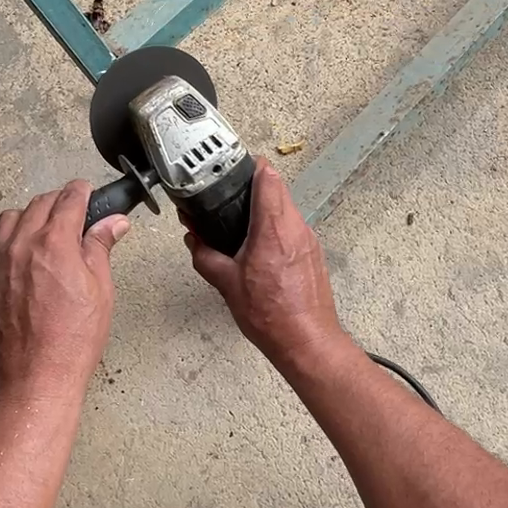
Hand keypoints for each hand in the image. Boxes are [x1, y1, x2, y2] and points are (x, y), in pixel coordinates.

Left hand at [0, 181, 129, 402]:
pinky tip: (14, 253)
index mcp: (54, 243)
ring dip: (29, 217)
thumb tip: (113, 224)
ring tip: (46, 232)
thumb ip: (101, 248)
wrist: (34, 379)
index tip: (88, 193)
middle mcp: (21, 245)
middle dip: (60, 202)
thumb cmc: (71, 341)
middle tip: (76, 216)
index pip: (69, 198)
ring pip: (9, 217)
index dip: (82, 191)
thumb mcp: (101, 290)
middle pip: (40, 203)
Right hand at [185, 159, 348, 371]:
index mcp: (273, 226)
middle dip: (252, 190)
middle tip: (231, 199)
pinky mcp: (313, 253)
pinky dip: (277, 230)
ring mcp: (308, 239)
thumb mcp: (226, 284)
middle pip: (277, 189)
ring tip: (242, 227)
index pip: (267, 176)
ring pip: (286, 209)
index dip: (250, 166)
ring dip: (265, 211)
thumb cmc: (272, 315)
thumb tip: (194, 241)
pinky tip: (260, 250)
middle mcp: (295, 226)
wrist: (307, 341)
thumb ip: (205, 256)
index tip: (235, 167)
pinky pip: (293, 229)